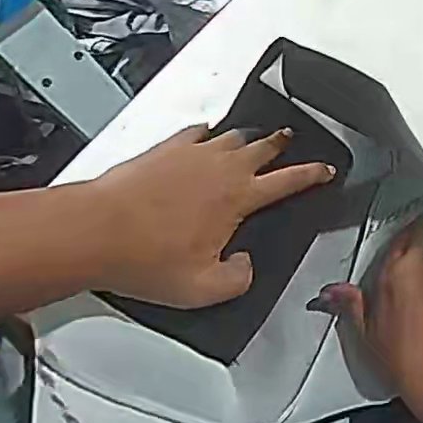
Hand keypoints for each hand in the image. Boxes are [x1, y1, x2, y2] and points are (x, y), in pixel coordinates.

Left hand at [82, 125, 334, 307]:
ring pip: (234, 135)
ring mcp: (194, 153)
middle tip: (290, 139)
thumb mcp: (203, 289)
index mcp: (239, 197)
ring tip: (254, 138)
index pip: (289, 180)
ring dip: (249, 137)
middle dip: (283, 142)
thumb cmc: (145, 258)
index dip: (312, 174)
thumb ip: (238, 279)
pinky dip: (208, 134)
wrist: (97, 231)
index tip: (325, 169)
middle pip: (265, 145)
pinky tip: (205, 137)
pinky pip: (197, 132)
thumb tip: (245, 266)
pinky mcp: (167, 148)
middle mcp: (221, 168)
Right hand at [312, 201, 422, 397]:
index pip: (393, 244)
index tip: (406, 221)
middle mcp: (410, 266)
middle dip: (422, 218)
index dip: (402, 231)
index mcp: (387, 277)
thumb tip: (331, 291)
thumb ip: (350, 305)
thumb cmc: (402, 356)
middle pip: (416, 233)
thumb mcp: (366, 333)